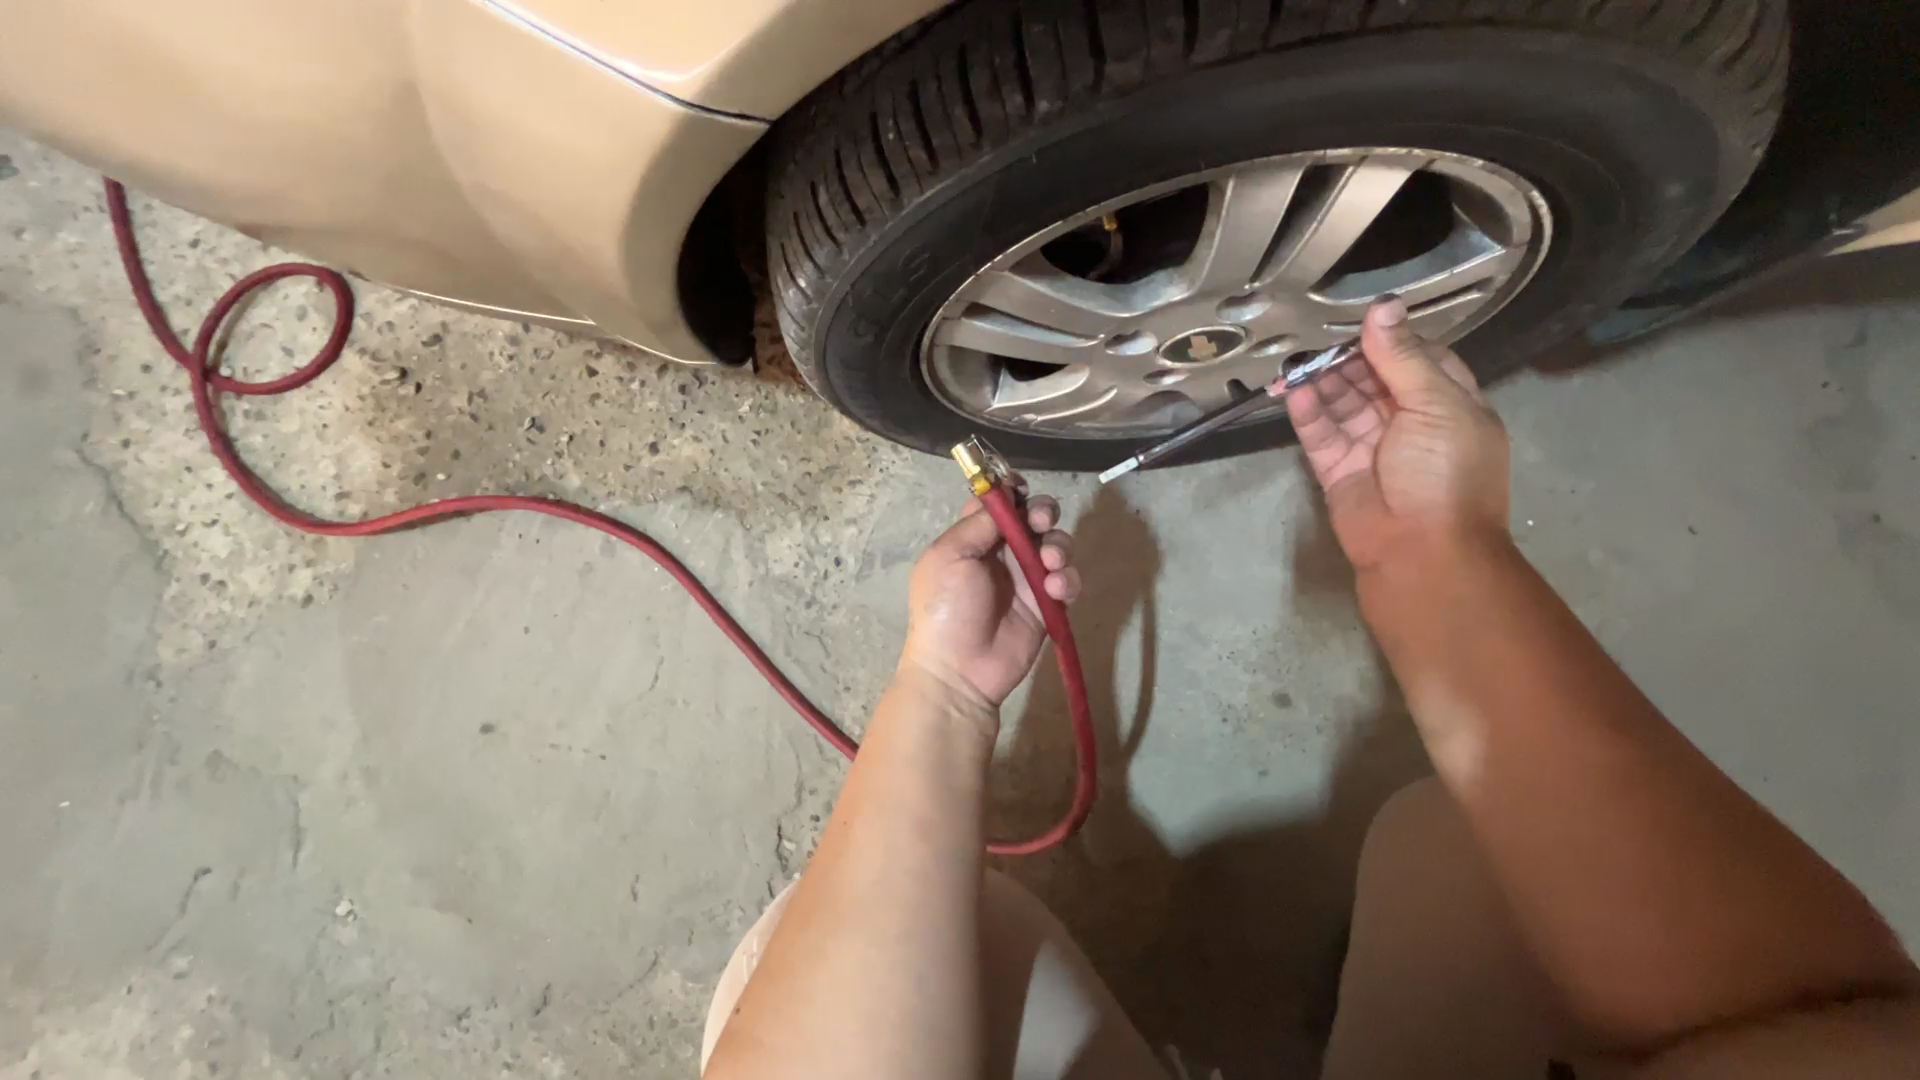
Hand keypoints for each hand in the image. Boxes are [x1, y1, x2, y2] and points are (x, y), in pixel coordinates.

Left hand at [900, 482, 1081, 707]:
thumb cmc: (946, 608)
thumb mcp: (949, 556)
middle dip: (1043, 512)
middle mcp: (1001, 553)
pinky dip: (1067, 579)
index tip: (1021, 488)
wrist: (959, 668)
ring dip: (1058, 545)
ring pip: (1055, 544)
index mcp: (972, 538)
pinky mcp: (1046, 604)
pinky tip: (1054, 590)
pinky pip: (1066, 580)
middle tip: (1041, 522)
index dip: (1012, 491)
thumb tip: (1004, 499)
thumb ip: (978, 524)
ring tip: (1049, 563)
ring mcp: (1026, 578)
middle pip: (1032, 518)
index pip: (997, 504)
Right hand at [1285, 297, 1511, 573]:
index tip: (1362, 321)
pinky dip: (1307, 413)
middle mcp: (1410, 424)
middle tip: (1318, 343)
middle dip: (1349, 360)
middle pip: (1374, 380)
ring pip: (1343, 405)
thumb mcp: (1436, 405)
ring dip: (1322, 383)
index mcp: (1450, 406)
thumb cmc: (1444, 473)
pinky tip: (1292, 391)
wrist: (1420, 551)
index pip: (1419, 360)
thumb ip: (1403, 357)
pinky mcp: (1338, 470)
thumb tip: (1383, 307)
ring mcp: (1372, 448)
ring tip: (1296, 363)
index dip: (1391, 340)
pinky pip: (1320, 434)